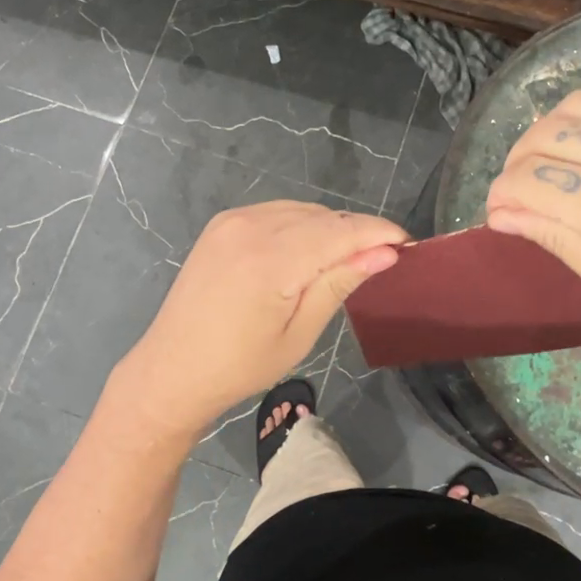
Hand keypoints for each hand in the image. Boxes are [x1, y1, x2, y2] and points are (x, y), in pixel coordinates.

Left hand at [118, 202, 405, 437]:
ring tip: (345, 260)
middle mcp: (251, 226)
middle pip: (322, 216)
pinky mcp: (221, 224)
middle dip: (355, 232)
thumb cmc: (240, 366)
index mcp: (271, 259)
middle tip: (380, 260)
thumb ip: (339, 283)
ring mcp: (232, 220)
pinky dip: (299, 226)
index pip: (340, 231)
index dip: (378, 233)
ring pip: (300, 211)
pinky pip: (275, 213)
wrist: (172, 369)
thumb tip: (385, 253)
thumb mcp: (299, 333)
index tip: (407, 244)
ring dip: (328, 228)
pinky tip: (306, 252)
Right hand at [484, 85, 580, 375]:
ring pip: (577, 105)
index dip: (501, 194)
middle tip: (521, 189)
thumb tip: (501, 213)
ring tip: (554, 161)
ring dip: (550, 132)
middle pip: (544, 136)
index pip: (527, 180)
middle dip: (518, 162)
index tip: (500, 212)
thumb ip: (554, 237)